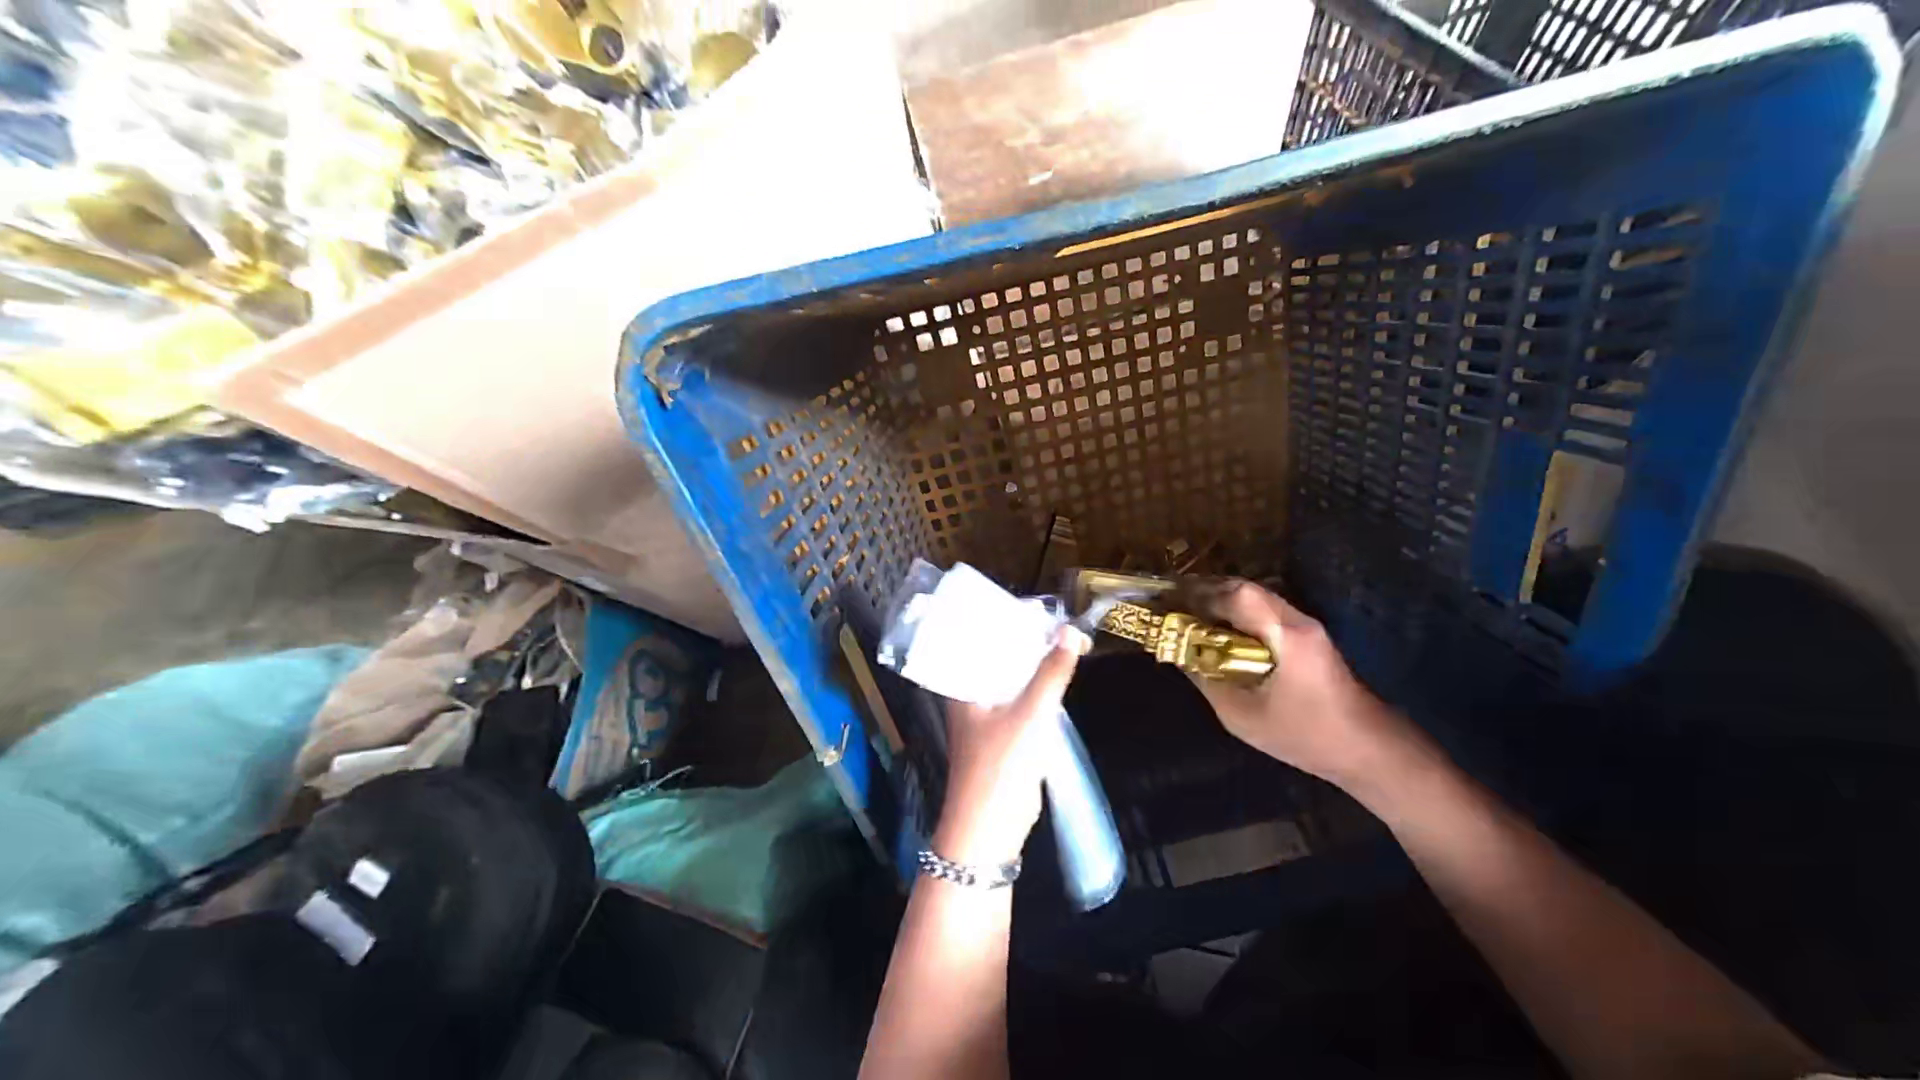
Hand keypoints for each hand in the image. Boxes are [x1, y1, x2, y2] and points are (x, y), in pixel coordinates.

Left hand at [935, 625, 1090, 867]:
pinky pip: (1021, 699)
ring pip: (1012, 678)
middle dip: (1027, 642)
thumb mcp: (1028, 716)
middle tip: (1061, 623)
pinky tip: (1057, 676)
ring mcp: (987, 715)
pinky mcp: (1004, 733)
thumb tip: (1069, 632)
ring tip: (1064, 642)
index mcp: (962, 685)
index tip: (1039, 611)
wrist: (989, 830)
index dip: (1008, 622)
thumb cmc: (999, 767)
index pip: (979, 639)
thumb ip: (1050, 675)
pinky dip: (1038, 687)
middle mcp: (970, 695)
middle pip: (998, 658)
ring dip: (1035, 664)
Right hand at [1192, 582, 1429, 793]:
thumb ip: (1207, 680)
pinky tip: (1217, 630)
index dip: (1201, 594)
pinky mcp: (1307, 637)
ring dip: (1220, 600)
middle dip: (1205, 592)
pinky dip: (1235, 613)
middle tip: (1172, 605)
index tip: (1170, 604)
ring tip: (1187, 615)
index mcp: (1287, 636)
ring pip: (1255, 597)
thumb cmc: (1305, 735)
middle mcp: (1298, 621)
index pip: (1239, 596)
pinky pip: (1263, 612)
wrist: (1369, 750)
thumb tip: (1177, 654)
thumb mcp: (1243, 716)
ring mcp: (1306, 627)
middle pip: (1245, 589)